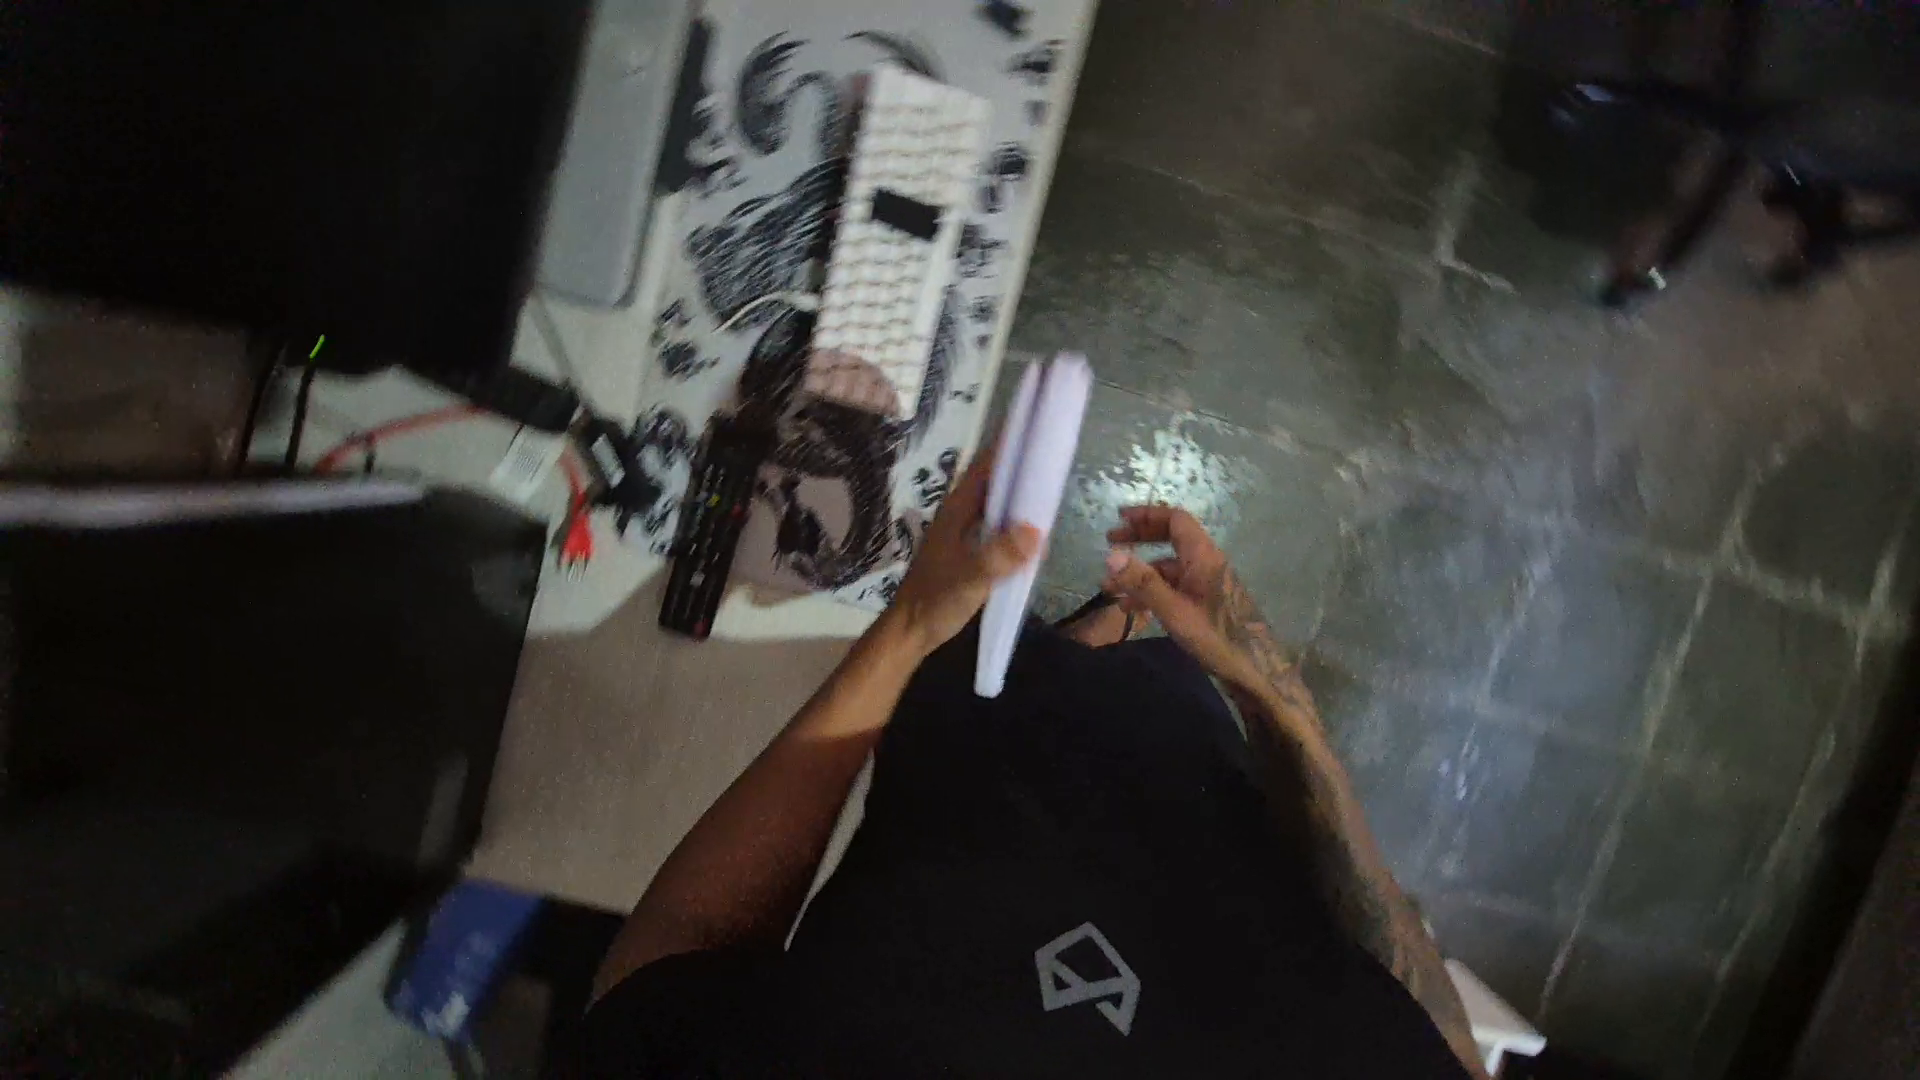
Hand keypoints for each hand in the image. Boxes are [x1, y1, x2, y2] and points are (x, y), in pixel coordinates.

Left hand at [887, 449, 1041, 658]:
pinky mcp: (968, 551)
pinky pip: (995, 526)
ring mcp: (963, 533)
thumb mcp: (970, 579)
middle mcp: (959, 515)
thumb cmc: (936, 600)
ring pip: (994, 504)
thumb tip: (1036, 531)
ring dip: (1018, 495)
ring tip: (1049, 486)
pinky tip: (1033, 530)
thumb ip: (999, 555)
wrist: (912, 630)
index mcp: (956, 511)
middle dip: (1019, 468)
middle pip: (992, 482)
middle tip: (1052, 457)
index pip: (984, 468)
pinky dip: (1014, 521)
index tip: (1034, 430)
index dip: (1006, 447)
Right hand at [1100, 505, 1283, 699]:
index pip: (1175, 519)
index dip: (1146, 515)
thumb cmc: (1216, 638)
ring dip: (1140, 572)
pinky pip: (1174, 586)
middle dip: (1139, 537)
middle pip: (1171, 537)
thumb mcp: (1174, 610)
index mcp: (1203, 556)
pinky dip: (1151, 590)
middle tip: (1110, 542)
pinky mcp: (1206, 602)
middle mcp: (1207, 563)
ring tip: (1111, 588)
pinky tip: (1133, 608)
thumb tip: (1111, 555)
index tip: (1120, 518)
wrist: (1255, 671)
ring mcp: (1207, 583)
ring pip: (1169, 566)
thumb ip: (1142, 582)